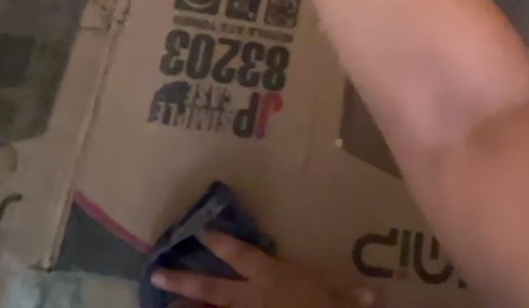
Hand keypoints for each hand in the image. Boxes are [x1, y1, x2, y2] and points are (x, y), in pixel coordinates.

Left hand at [150, 231, 375, 307]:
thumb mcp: (337, 302)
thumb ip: (350, 298)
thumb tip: (373, 297)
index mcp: (270, 279)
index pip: (240, 255)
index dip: (219, 242)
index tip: (201, 229)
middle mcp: (249, 299)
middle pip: (211, 290)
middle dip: (183, 281)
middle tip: (155, 273)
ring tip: (161, 306)